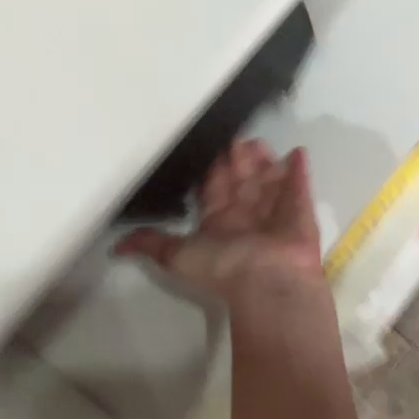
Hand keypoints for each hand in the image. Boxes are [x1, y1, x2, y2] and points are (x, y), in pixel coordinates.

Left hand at [117, 140, 325, 305]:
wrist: (269, 279)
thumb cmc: (226, 266)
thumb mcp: (178, 255)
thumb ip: (154, 243)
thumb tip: (117, 247)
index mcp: (221, 224)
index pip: (216, 192)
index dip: (214, 172)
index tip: (213, 152)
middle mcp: (248, 217)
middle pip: (243, 183)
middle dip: (240, 162)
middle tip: (238, 140)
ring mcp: (277, 213)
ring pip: (270, 182)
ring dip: (266, 163)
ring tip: (260, 143)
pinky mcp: (302, 210)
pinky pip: (300, 186)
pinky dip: (299, 170)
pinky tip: (298, 152)